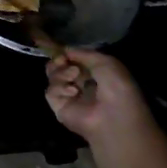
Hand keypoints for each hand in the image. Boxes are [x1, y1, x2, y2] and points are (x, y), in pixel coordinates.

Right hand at [46, 49, 166, 167]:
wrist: (113, 117)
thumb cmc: (116, 87)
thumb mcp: (106, 62)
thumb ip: (84, 53)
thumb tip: (66, 49)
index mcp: (95, 73)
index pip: (74, 58)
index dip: (68, 52)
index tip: (64, 50)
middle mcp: (81, 83)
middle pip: (60, 66)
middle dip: (60, 60)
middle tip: (63, 60)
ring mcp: (69, 96)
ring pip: (53, 76)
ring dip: (61, 72)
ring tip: (74, 76)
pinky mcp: (59, 109)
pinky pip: (50, 91)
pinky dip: (59, 88)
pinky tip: (72, 92)